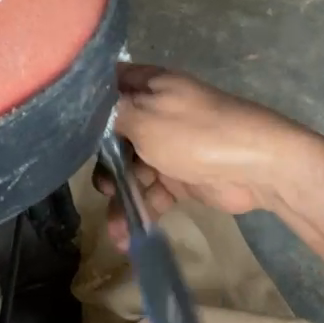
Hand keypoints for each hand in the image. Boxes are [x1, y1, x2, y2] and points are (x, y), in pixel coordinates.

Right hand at [103, 64, 302, 246]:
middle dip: (103, 167)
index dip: (85, 105)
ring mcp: (166, 146)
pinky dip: (140, 211)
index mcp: (149, 86)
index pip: (106, 86)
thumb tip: (83, 109)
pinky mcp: (178, 176)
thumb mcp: (144, 118)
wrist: (258, 166)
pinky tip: (130, 236)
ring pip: (129, 171)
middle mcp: (154, 113)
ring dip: (121, 200)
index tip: (64, 129)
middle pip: (112, 138)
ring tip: (117, 230)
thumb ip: (110, 115)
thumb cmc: (197, 134)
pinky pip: (150, 192)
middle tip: (104, 189)